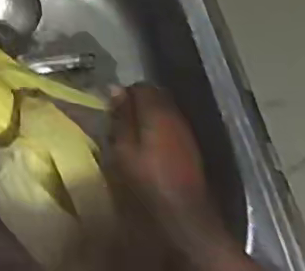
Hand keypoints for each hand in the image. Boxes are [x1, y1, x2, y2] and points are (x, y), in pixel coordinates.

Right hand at [108, 84, 238, 263]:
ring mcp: (186, 132)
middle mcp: (174, 114)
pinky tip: (151, 148)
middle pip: (155, 96)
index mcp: (156, 110)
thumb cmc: (148, 181)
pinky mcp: (192, 149)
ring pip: (165, 111)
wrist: (186, 218)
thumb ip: (121, 117)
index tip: (112, 108)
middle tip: (121, 120)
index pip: (140, 86)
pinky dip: (160, 130)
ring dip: (150, 117)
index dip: (125, 94)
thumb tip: (115, 88)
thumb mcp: (124, 150)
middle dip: (138, 103)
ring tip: (134, 135)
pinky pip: (172, 127)